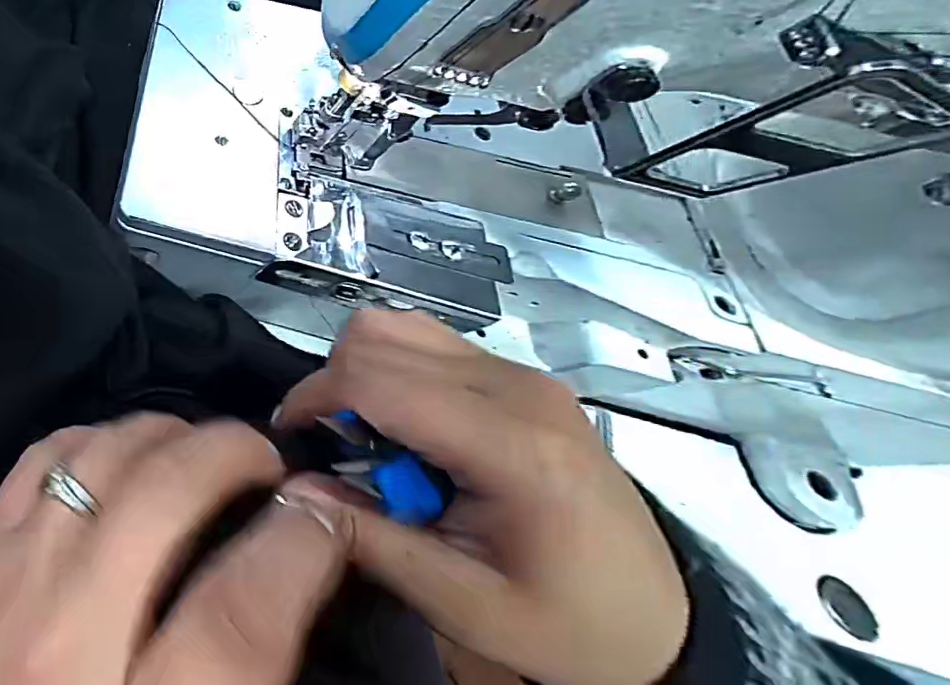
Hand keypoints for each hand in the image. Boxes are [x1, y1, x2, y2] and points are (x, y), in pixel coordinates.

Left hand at [0, 414, 346, 684]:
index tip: (327, 515)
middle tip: (267, 459)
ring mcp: (7, 579)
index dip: (298, 550)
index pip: (235, 620)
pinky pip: (42, 458)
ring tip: (201, 443)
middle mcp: (63, 636)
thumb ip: (222, 677)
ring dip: (166, 432)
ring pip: (102, 457)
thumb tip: (279, 601)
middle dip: (233, 454)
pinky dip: (93, 436)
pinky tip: (119, 446)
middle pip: (165, 496)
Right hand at [275, 310, 687, 684]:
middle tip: (335, 444)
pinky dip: (392, 367)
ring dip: (362, 369)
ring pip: (398, 325)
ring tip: (370, 434)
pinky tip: (405, 422)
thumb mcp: (470, 607)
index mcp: (511, 446)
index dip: (316, 395)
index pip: (380, 379)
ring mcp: (519, 372)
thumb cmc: (574, 625)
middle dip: (334, 383)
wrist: (661, 617)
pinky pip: (426, 339)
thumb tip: (297, 490)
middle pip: (380, 336)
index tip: (289, 431)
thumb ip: (375, 542)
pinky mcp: (516, 373)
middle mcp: (516, 388)